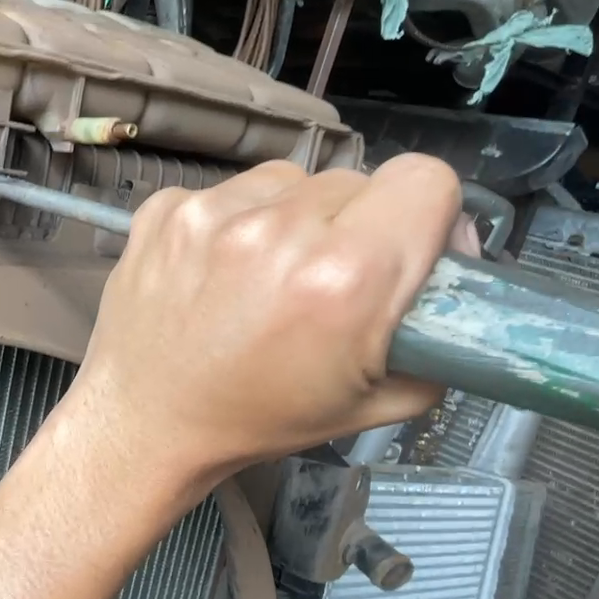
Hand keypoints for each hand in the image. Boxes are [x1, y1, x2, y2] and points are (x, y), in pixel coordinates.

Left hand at [56, 153, 467, 514]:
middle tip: (325, 278)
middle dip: (355, 224)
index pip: (424, 179)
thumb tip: (454, 280)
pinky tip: (216, 270)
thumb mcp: (378, 401)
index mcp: (343, 275)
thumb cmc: (256, 419)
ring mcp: (209, 213)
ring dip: (291, 217)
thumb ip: (438, 335)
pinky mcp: (162, 209)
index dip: (427, 214)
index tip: (406, 248)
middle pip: (354, 181)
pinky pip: (226, 192)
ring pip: (287, 180)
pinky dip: (232, 220)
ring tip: (263, 274)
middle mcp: (275, 230)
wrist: (144, 419)